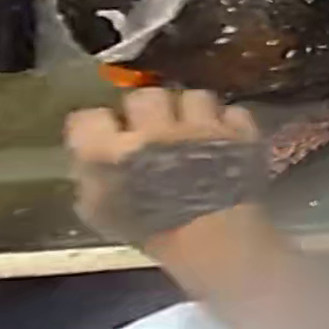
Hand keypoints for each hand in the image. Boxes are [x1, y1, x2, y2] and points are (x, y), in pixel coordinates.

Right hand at [64, 88, 266, 248]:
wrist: (213, 232)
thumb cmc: (150, 229)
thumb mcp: (99, 208)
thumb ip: (94, 173)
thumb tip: (98, 152)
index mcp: (111, 152)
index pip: (89, 117)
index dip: (96, 122)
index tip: (104, 129)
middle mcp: (156, 132)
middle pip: (146, 95)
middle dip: (146, 106)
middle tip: (152, 121)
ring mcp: (203, 128)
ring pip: (194, 95)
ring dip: (190, 108)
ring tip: (191, 124)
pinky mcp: (240, 131)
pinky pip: (233, 110)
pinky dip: (227, 119)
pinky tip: (222, 132)